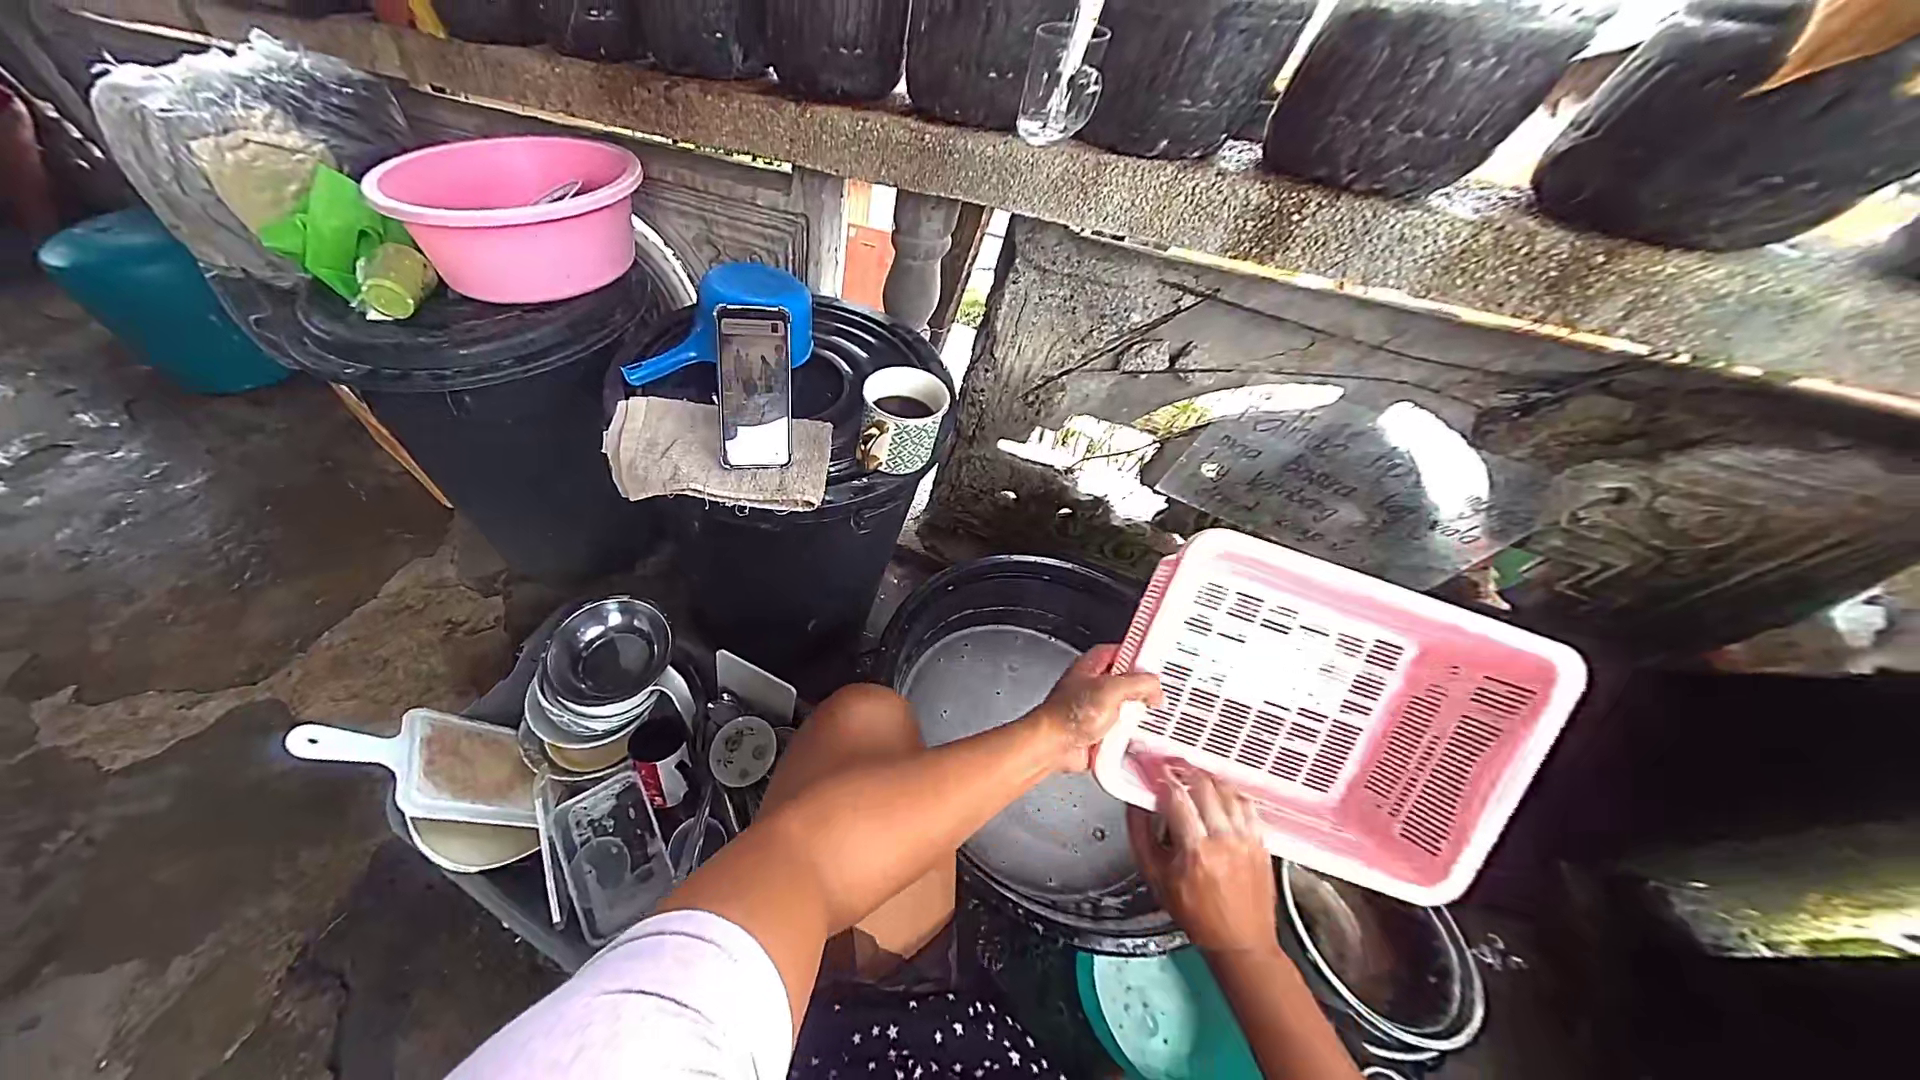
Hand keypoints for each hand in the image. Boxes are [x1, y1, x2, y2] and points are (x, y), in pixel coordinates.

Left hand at [1024, 643, 1161, 773]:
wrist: (1054, 747)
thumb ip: (1138, 683)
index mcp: (1091, 665)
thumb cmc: (1067, 715)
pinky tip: (1136, 736)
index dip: (1138, 654)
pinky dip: (1131, 733)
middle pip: (1126, 680)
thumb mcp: (1111, 689)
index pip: (1120, 651)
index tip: (1157, 663)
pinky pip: (1123, 728)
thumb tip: (1155, 687)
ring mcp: (1095, 708)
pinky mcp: (1098, 729)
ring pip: (1126, 706)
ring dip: (1137, 714)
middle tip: (1157, 694)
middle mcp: (1092, 684)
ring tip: (1148, 716)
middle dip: (1142, 689)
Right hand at [1127, 764, 1279, 954]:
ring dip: (1208, 779)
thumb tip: (1135, 806)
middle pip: (1204, 786)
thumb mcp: (1156, 877)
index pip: (1176, 796)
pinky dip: (1232, 794)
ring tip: (1195, 777)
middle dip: (1184, 770)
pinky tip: (1221, 794)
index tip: (1153, 771)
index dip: (1161, 777)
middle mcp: (1224, 841)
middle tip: (1172, 768)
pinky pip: (1247, 806)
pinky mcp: (1261, 844)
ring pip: (1227, 790)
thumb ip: (1141, 836)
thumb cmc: (1198, 916)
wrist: (1241, 943)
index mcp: (1195, 850)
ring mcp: (1246, 841)